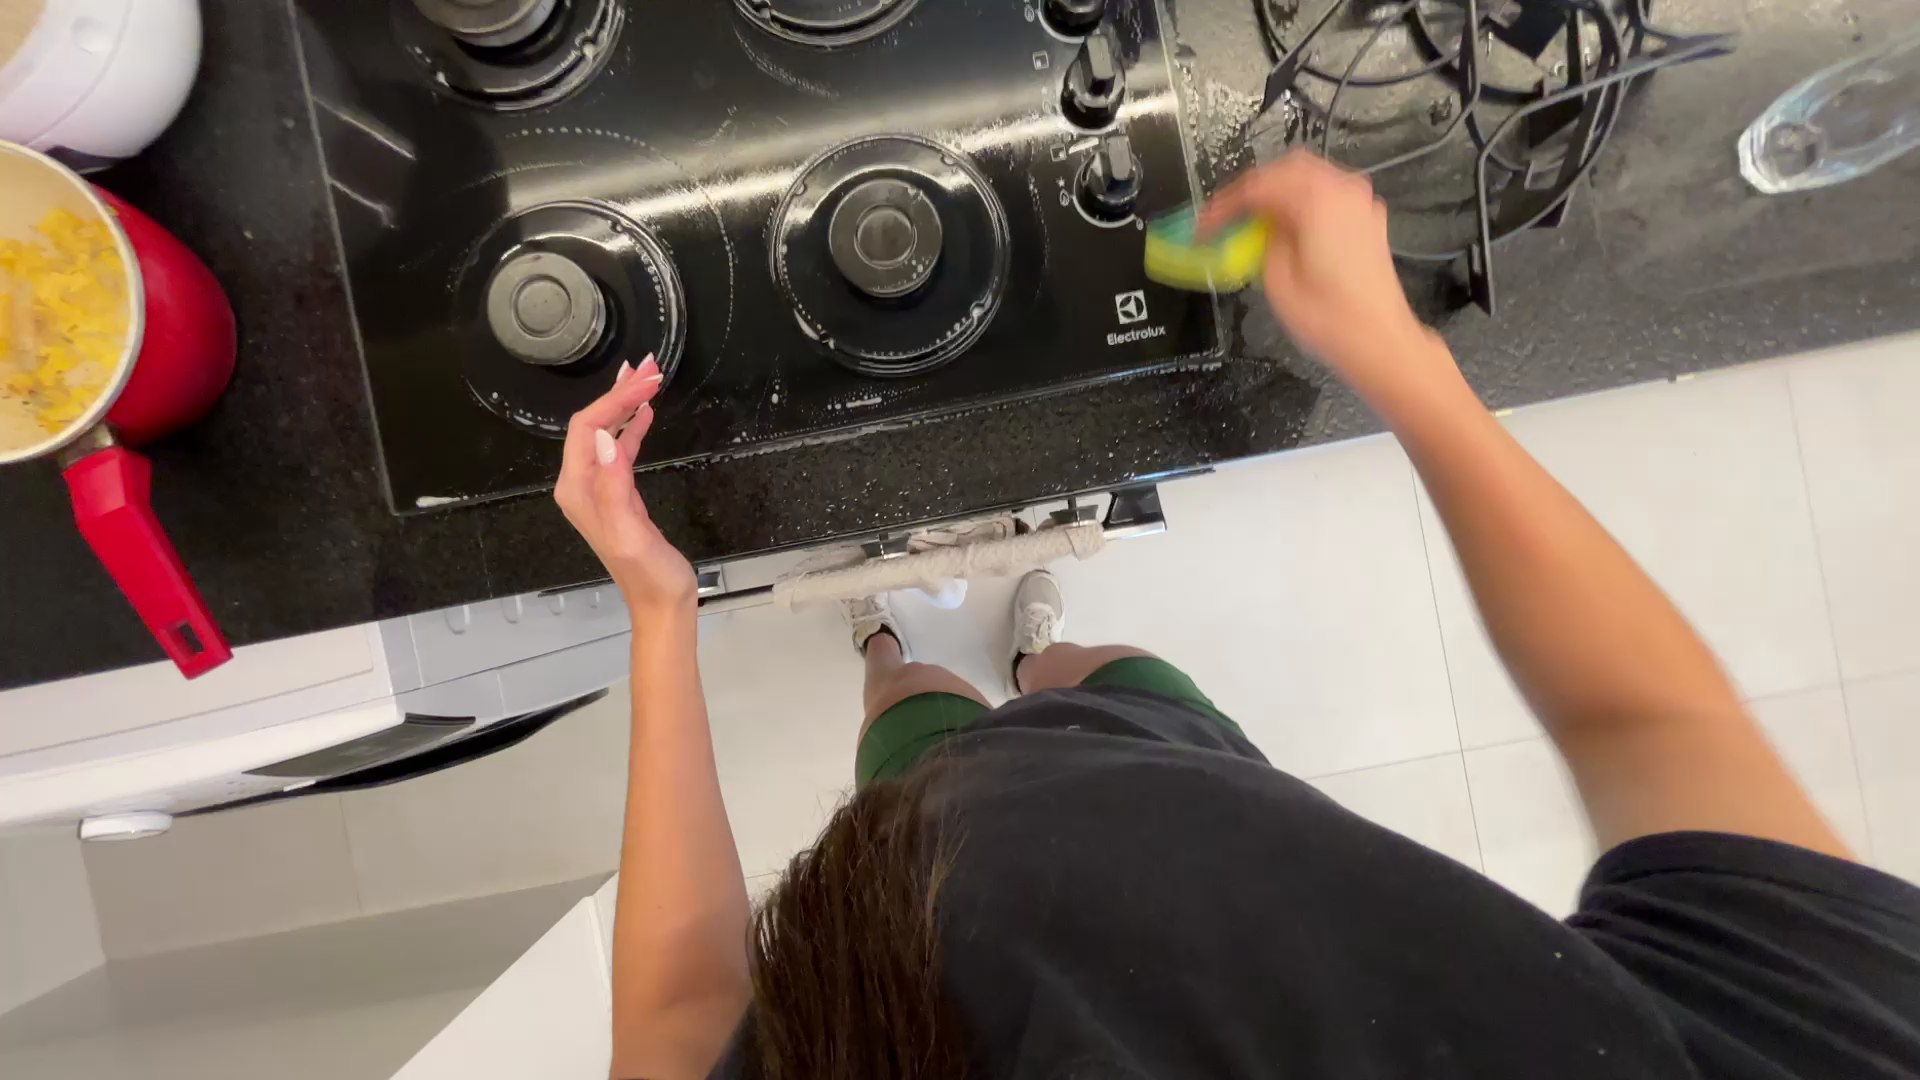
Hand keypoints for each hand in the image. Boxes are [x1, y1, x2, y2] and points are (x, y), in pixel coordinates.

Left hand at [554, 355, 697, 620]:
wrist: (661, 603)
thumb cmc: (650, 575)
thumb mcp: (632, 533)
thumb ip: (615, 487)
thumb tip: (608, 440)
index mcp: (579, 490)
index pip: (590, 429)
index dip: (616, 400)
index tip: (649, 380)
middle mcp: (582, 485)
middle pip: (595, 425)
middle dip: (620, 392)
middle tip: (650, 366)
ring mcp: (599, 490)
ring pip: (608, 433)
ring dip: (627, 404)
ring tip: (649, 378)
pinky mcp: (619, 495)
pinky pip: (620, 450)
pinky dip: (633, 427)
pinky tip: (646, 414)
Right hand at [1198, 150, 1450, 400]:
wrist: (1377, 338)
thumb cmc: (1326, 317)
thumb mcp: (1276, 280)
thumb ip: (1264, 242)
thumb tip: (1261, 229)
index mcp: (1316, 201)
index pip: (1258, 186)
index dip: (1224, 205)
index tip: (1203, 226)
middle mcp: (1342, 190)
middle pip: (1287, 169)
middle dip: (1252, 190)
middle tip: (1226, 218)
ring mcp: (1359, 203)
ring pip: (1310, 177)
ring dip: (1277, 194)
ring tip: (1252, 223)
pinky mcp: (1367, 220)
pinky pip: (1328, 195)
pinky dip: (1302, 203)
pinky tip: (1287, 230)